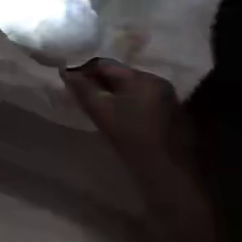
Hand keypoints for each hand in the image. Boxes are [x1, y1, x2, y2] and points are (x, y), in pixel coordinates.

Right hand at [62, 59, 192, 173]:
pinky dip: (129, 106)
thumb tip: (66, 72)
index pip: (106, 66)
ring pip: (132, 91)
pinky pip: (144, 103)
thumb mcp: (99, 109)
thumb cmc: (132, 137)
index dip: (84, 72)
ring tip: (98, 107)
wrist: (168, 175)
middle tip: (82, 95)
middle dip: (100, 84)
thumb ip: (81, 87)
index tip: (70, 82)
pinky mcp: (175, 119)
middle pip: (121, 77)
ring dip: (114, 96)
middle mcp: (161, 84)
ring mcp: (171, 102)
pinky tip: (119, 118)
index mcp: (145, 78)